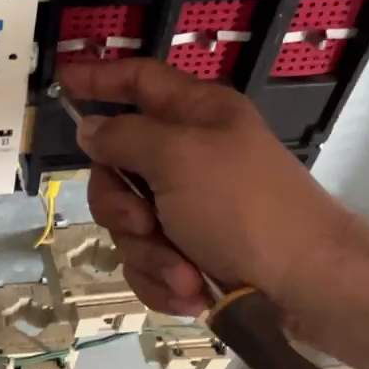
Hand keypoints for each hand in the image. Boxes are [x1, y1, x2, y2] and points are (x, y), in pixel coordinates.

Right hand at [56, 60, 368, 327]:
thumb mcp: (179, 159)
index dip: (100, 77)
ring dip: (148, 252)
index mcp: (196, 116)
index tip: (62, 79)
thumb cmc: (246, 209)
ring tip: (183, 271)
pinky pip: (145, 260)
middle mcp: (189, 157)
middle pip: (117, 166)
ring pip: (127, 222)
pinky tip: (189, 292)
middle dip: (120, 205)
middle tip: (144, 223)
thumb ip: (125, 137)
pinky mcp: (188, 252)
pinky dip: (161, 279)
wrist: (306, 288)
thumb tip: (90, 128)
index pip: (138, 81)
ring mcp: (187, 208)